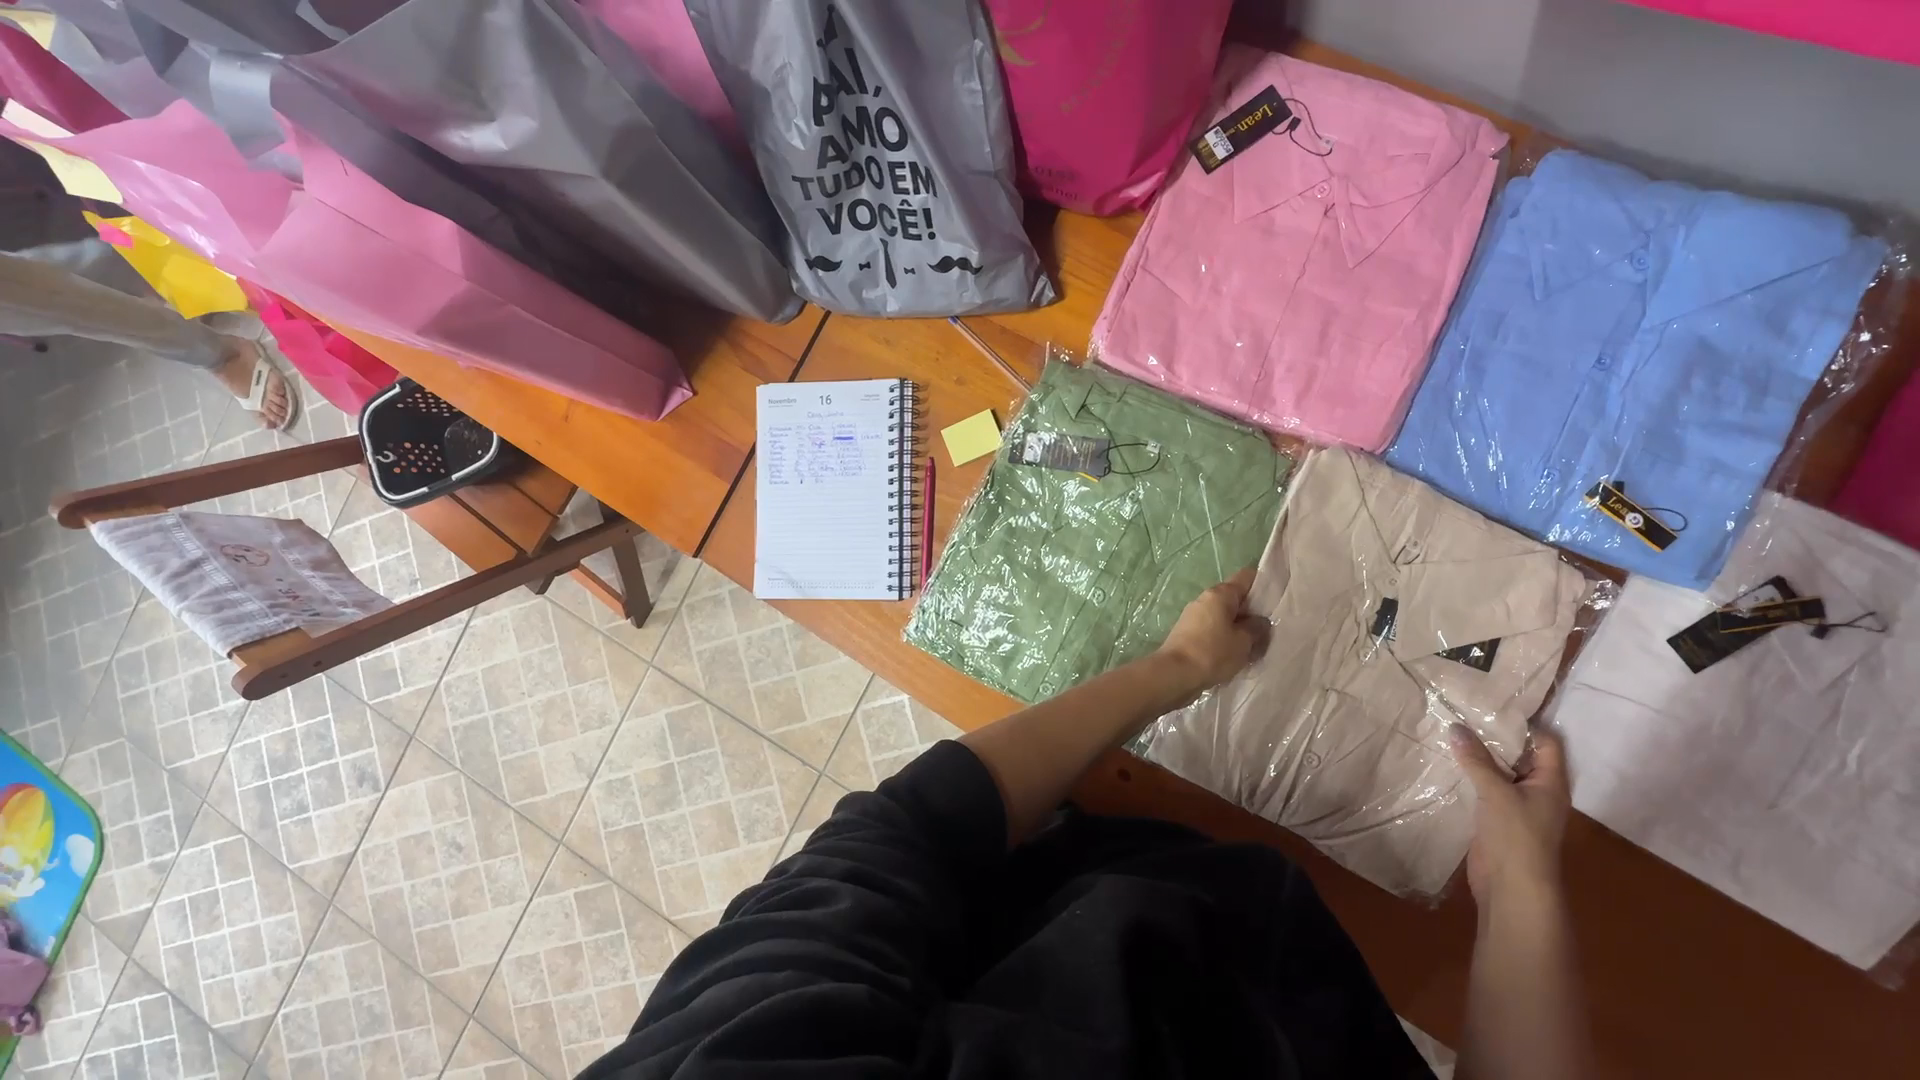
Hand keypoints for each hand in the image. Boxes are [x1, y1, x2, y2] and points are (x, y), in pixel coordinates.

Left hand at [1156, 567, 1270, 702]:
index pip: (1246, 577)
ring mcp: (1194, 617)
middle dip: (1252, 612)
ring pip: (1224, 617)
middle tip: (1270, 629)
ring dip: (1239, 628)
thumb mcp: (1244, 641)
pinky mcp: (1188, 634)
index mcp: (1219, 594)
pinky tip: (1236, 655)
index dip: (1264, 584)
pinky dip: (1226, 639)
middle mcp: (1204, 600)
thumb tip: (1259, 622)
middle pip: (1235, 599)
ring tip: (1255, 646)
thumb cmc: (1213, 653)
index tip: (1278, 598)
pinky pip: (1214, 631)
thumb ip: (1256, 628)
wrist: (1175, 674)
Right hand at [1449, 723, 1571, 904]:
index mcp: (1550, 782)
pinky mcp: (1495, 818)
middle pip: (1518, 755)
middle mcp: (1536, 790)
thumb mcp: (1496, 792)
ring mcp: (1516, 805)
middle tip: (1464, 712)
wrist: (1512, 886)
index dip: (1524, 724)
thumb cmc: (1517, 836)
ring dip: (1478, 757)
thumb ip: (1475, 760)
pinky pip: (1483, 789)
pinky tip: (1446, 764)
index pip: (1545, 743)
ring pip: (1498, 772)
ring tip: (1450, 732)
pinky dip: (1469, 776)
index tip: (1493, 706)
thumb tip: (1454, 726)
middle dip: (1494, 737)